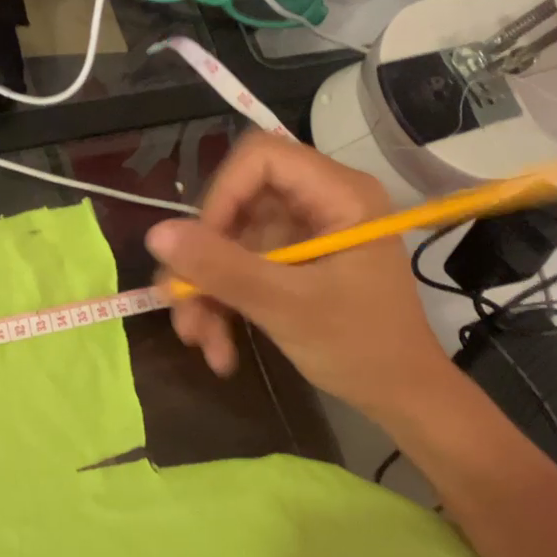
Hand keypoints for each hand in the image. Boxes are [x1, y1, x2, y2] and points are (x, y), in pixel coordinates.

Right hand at [147, 132, 452, 414]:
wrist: (401, 397)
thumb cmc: (362, 346)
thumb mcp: (288, 306)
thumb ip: (223, 268)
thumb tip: (155, 233)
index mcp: (338, 195)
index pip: (260, 159)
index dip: (221, 196)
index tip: (197, 249)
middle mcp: (316, 204)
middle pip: (234, 205)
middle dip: (202, 260)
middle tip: (180, 302)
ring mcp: (299, 236)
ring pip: (227, 243)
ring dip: (205, 291)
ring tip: (198, 339)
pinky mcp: (287, 264)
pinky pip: (237, 269)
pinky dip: (221, 304)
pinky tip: (218, 348)